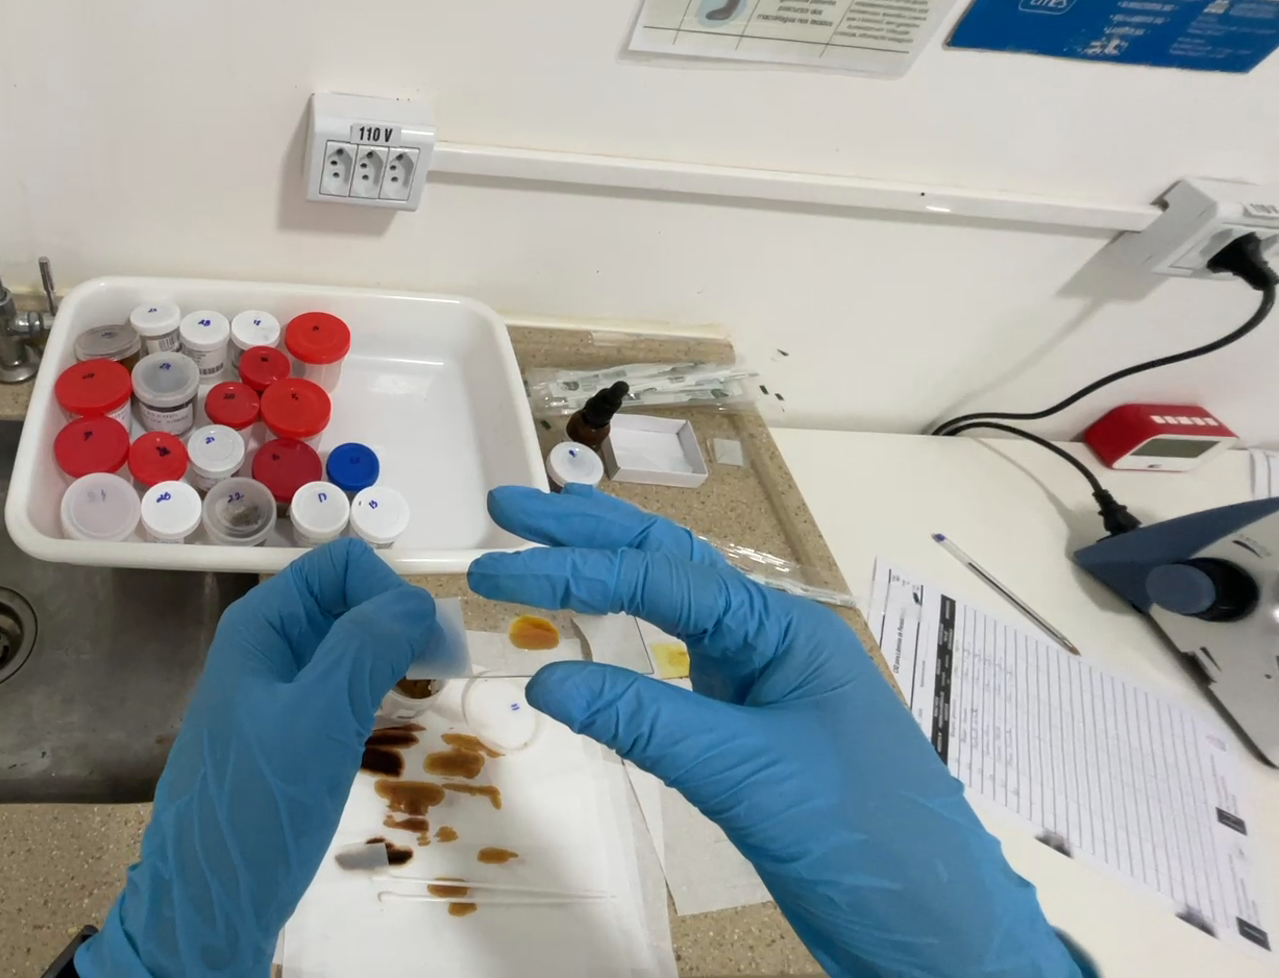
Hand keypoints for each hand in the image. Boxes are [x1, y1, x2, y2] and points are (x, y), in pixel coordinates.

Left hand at [78, 539, 437, 977]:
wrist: (208, 904)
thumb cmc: (259, 804)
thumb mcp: (318, 718)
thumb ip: (364, 648)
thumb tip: (415, 599)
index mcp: (264, 622)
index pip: (339, 566)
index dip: (385, 588)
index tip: (423, 639)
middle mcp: (270, 642)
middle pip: (345, 597)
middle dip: (394, 618)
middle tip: (439, 663)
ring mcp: (278, 685)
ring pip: (347, 640)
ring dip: (390, 650)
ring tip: (427, 682)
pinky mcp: (291, 724)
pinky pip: (341, 680)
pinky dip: (375, 682)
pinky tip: (395, 707)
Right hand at [468, 486, 1086, 977]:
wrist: (946, 944)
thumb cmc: (868, 849)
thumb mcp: (750, 779)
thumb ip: (644, 722)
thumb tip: (542, 683)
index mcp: (778, 628)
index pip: (658, 581)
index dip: (571, 572)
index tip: (496, 576)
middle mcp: (763, 633)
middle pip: (661, 558)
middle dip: (582, 528)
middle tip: (507, 507)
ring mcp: (751, 671)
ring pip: (664, 595)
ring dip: (600, 559)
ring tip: (541, 530)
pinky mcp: (737, 713)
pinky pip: (666, 648)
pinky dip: (617, 620)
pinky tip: (590, 611)